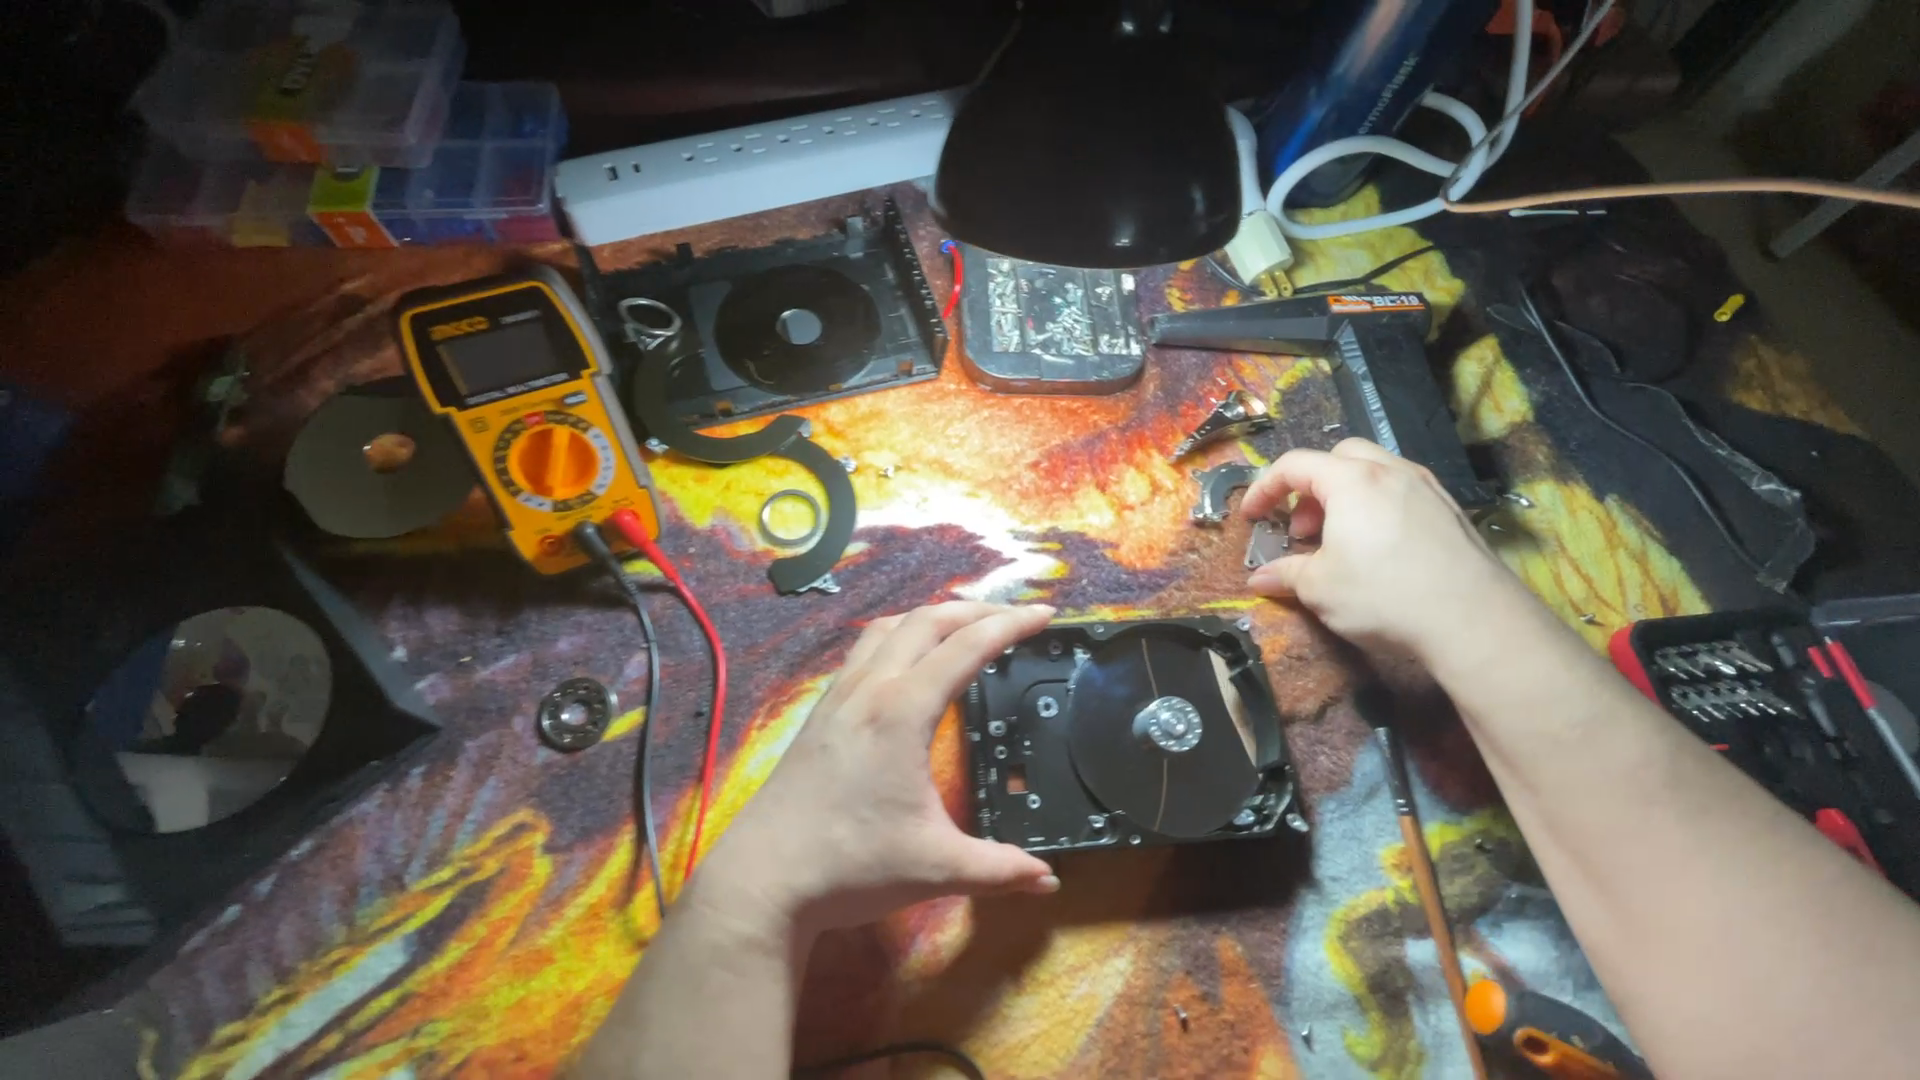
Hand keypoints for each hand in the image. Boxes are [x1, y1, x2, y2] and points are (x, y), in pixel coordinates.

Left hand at [692, 602, 1059, 938]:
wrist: (763, 878)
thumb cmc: (851, 865)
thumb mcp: (936, 867)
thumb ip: (999, 869)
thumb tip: (1049, 881)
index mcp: (903, 711)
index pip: (967, 648)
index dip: (1010, 625)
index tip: (1044, 614)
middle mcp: (871, 688)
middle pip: (928, 621)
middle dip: (977, 610)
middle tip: (1016, 617)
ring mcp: (841, 694)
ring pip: (890, 628)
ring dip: (934, 616)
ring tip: (966, 627)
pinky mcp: (822, 709)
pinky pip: (867, 648)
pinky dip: (900, 635)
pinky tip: (908, 660)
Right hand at [1242, 439, 1520, 659]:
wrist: (1473, 621)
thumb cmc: (1383, 595)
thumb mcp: (1319, 588)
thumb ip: (1285, 574)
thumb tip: (1259, 578)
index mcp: (1352, 481)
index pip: (1294, 465)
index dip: (1264, 488)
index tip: (1252, 517)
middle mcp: (1391, 472)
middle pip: (1339, 456)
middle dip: (1311, 485)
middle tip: (1303, 527)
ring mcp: (1427, 489)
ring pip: (1376, 471)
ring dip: (1346, 496)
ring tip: (1340, 539)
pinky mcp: (1451, 512)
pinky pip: (1403, 492)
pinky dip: (1378, 508)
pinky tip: (1379, 549)